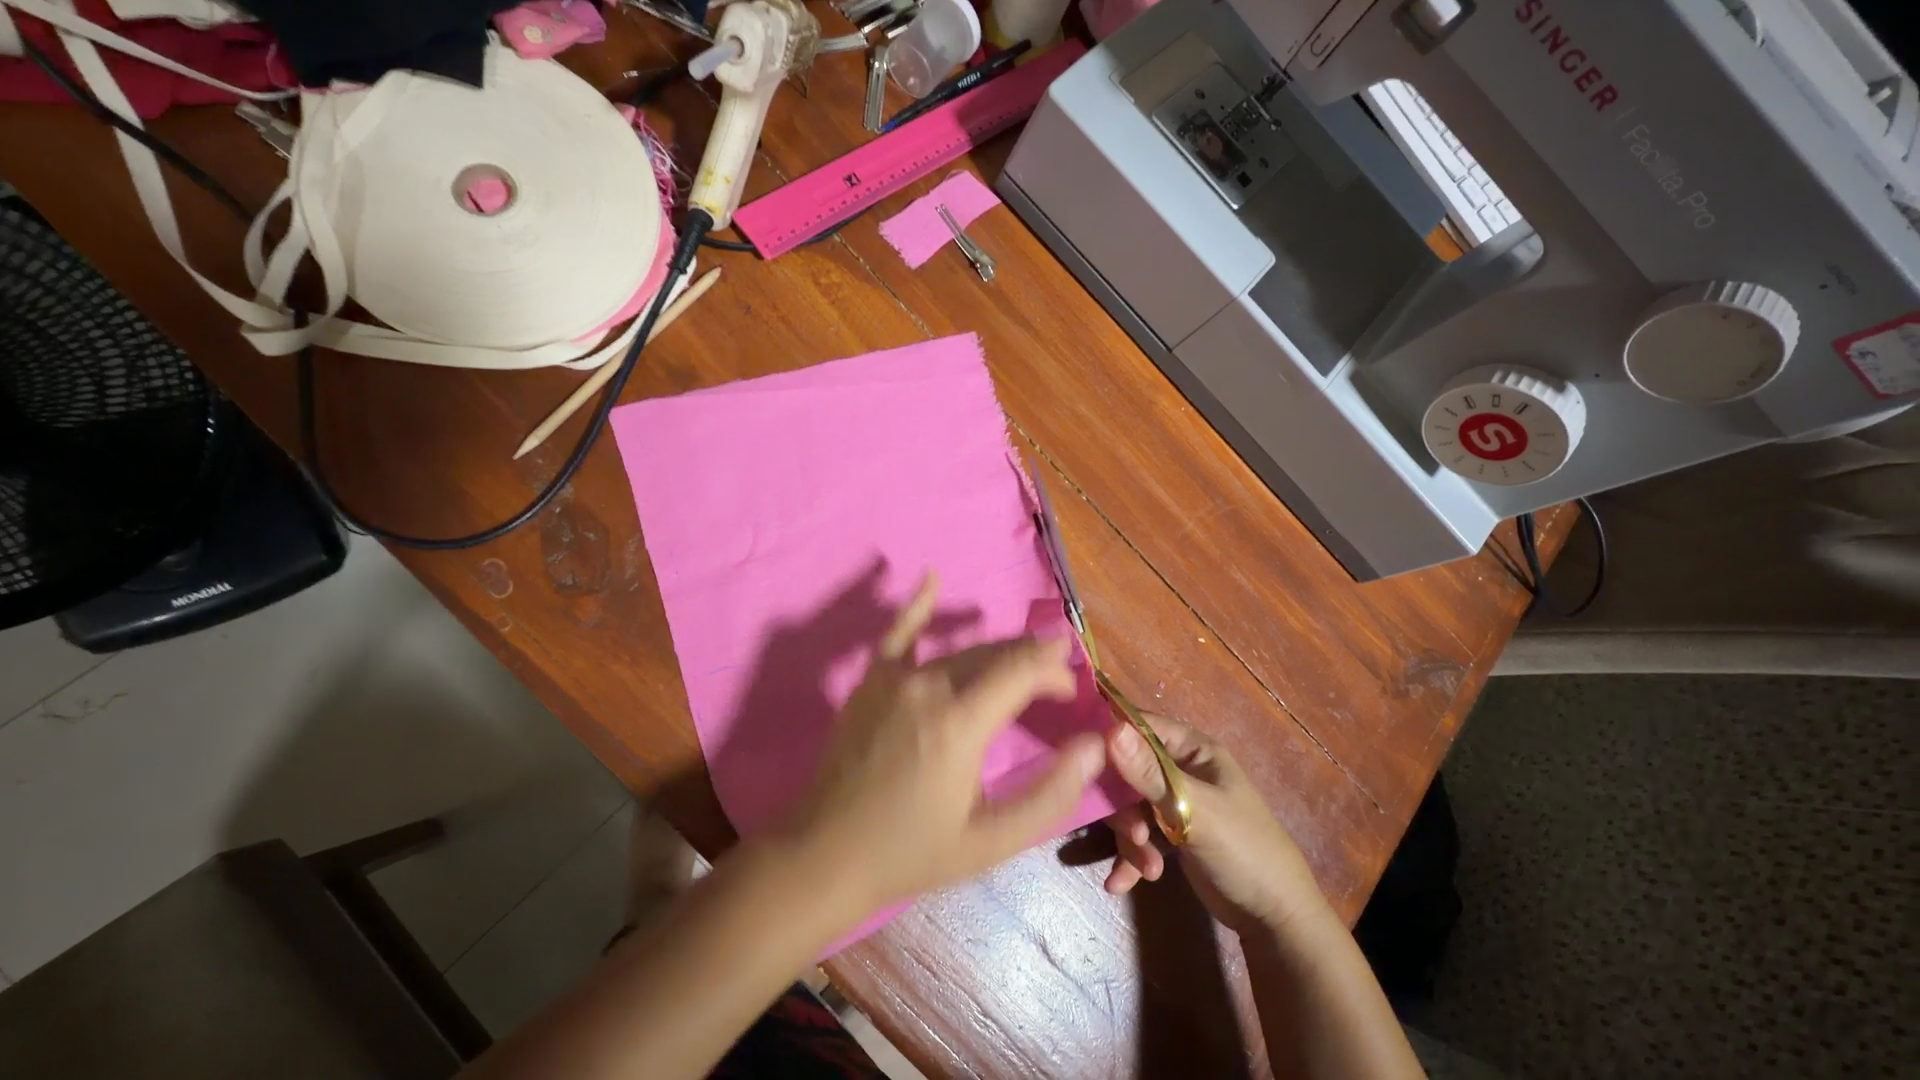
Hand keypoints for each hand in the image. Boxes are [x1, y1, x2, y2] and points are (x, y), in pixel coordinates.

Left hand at [784, 573, 1109, 910]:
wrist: (827, 853)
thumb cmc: (913, 851)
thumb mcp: (991, 840)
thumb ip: (1050, 794)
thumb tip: (1094, 746)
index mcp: (960, 724)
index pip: (1022, 672)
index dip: (1053, 672)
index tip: (1071, 690)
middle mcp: (928, 688)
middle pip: (993, 655)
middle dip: (1031, 661)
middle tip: (1055, 680)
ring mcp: (893, 681)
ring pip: (957, 649)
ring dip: (995, 649)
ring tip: (1023, 654)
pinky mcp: (869, 683)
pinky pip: (897, 635)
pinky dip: (918, 607)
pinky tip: (932, 579)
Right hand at [1101, 713, 1329, 935]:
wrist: (1274, 918)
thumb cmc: (1244, 850)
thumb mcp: (1195, 811)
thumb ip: (1150, 774)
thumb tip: (1110, 730)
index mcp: (1194, 750)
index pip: (1140, 727)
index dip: (1108, 739)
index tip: (1077, 760)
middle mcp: (1182, 770)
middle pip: (1127, 772)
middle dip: (1123, 808)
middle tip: (1132, 835)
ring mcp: (1175, 804)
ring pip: (1129, 808)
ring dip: (1129, 839)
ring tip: (1147, 869)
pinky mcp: (1171, 836)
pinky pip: (1137, 837)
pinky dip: (1130, 858)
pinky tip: (1121, 884)